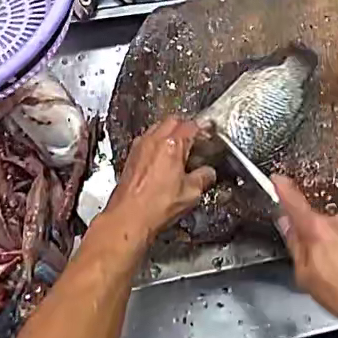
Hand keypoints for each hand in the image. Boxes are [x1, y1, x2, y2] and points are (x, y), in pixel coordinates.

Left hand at [103, 117, 215, 236]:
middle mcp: (153, 140)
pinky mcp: (131, 156)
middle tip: (196, 139)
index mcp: (171, 145)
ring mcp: (140, 146)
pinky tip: (162, 159)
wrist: (128, 216)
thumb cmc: (154, 205)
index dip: (203, 128)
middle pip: (172, 121)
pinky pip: (146, 140)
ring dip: (169, 133)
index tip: (209, 134)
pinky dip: (156, 143)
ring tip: (179, 148)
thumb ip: (203, 178)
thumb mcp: (191, 193)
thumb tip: (208, 173)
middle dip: (185, 126)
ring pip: (157, 128)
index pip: (191, 126)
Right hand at [274, 175, 337, 330]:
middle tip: (307, 264)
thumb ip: (294, 246)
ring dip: (327, 248)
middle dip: (307, 237)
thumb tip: (288, 228)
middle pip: (312, 221)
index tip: (276, 180)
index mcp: (317, 228)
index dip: (281, 188)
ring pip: (331, 233)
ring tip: (332, 278)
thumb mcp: (305, 275)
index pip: (293, 199)